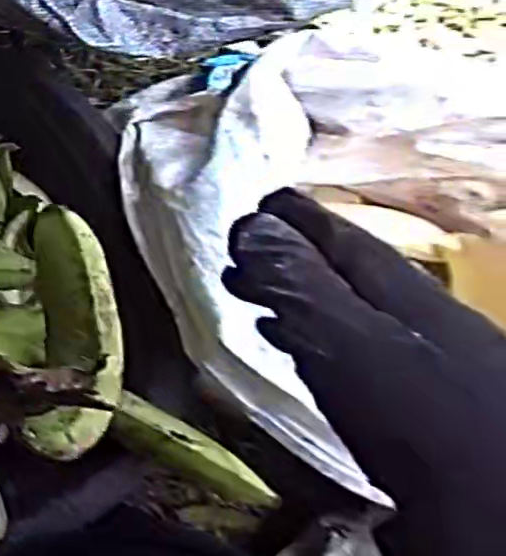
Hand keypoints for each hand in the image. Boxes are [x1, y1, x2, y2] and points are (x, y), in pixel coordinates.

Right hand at [224, 190, 505, 555]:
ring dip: (299, 297)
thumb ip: (292, 277)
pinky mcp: (430, 405)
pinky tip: (297, 349)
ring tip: (252, 298)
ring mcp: (438, 364)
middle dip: (288, 257)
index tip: (248, 199)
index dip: (290, 214)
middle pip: (349, 272)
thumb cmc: (414, 413)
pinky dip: (318, 335)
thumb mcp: (341, 335)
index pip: (340, 234)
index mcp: (409, 294)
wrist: (500, 515)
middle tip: (235, 252)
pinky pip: (361, 347)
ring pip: (354, 309)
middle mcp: (429, 320)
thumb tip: (253, 223)